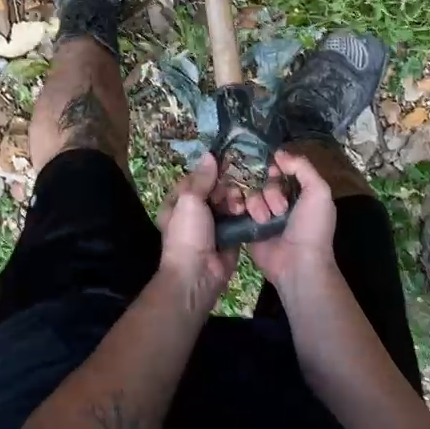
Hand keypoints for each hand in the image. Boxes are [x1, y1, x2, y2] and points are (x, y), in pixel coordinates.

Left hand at [156, 153, 237, 304]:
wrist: (198, 275)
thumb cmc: (187, 234)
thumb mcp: (190, 200)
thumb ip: (202, 178)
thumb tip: (209, 154)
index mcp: (177, 203)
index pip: (196, 179)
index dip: (210, 172)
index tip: (227, 162)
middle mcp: (194, 213)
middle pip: (215, 190)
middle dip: (226, 187)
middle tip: (233, 191)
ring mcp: (213, 226)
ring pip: (229, 203)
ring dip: (237, 201)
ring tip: (240, 205)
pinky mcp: (230, 237)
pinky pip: (239, 220)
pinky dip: (245, 214)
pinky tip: (251, 210)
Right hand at [243, 148, 337, 289]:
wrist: (297, 264)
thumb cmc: (312, 227)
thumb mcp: (318, 191)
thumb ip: (302, 167)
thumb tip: (279, 153)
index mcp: (298, 190)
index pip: (280, 168)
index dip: (275, 168)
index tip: (275, 173)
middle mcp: (279, 199)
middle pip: (263, 179)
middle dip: (269, 190)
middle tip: (279, 208)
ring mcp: (262, 213)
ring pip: (249, 192)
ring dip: (257, 204)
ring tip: (265, 219)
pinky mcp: (247, 226)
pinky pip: (236, 207)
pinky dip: (237, 206)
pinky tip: (241, 212)